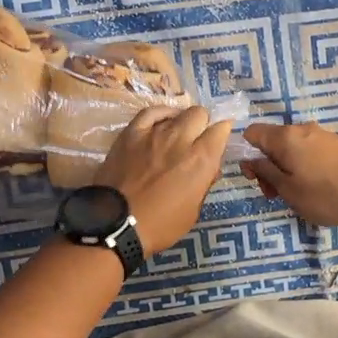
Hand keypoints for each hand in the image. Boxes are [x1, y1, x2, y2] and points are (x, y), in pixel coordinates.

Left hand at [95, 106, 231, 252]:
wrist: (116, 223)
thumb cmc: (160, 225)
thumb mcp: (193, 211)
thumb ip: (203, 183)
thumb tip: (208, 168)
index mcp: (201, 160)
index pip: (221, 130)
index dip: (221, 134)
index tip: (217, 142)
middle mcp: (181, 139)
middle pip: (199, 114)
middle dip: (202, 124)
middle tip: (196, 140)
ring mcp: (154, 133)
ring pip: (176, 112)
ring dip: (181, 121)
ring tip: (178, 133)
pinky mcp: (131, 133)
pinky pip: (150, 113)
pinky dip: (160, 114)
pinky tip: (162, 121)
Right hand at [241, 122, 337, 228]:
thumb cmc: (323, 196)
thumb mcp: (286, 189)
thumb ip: (264, 170)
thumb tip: (251, 158)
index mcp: (285, 137)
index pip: (252, 132)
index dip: (246, 154)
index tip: (255, 178)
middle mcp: (303, 128)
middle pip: (273, 141)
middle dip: (267, 165)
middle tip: (274, 194)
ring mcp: (323, 135)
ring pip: (292, 147)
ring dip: (286, 167)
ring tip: (296, 194)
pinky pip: (310, 150)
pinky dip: (303, 165)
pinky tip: (315, 187)